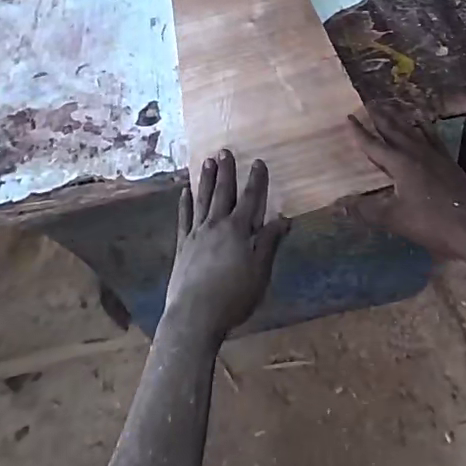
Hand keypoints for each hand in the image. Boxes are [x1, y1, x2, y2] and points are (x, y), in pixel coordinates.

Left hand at [165, 150, 288, 340]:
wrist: (194, 315)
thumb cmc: (233, 296)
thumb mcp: (259, 272)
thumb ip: (269, 243)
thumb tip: (283, 218)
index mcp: (238, 230)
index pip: (250, 199)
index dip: (256, 180)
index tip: (258, 162)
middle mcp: (216, 225)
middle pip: (223, 193)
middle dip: (226, 171)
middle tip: (224, 150)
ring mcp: (196, 233)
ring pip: (202, 200)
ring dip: (206, 180)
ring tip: (207, 162)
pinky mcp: (183, 245)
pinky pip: (184, 217)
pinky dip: (185, 203)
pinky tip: (185, 191)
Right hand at [346, 109, 465, 260]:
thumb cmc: (430, 223)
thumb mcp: (393, 219)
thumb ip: (364, 210)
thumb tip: (337, 205)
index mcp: (399, 163)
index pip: (373, 144)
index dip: (359, 131)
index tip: (349, 116)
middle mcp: (416, 152)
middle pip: (393, 129)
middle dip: (379, 116)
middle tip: (368, 103)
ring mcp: (435, 155)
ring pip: (412, 130)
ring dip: (399, 118)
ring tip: (390, 108)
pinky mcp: (448, 161)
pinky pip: (432, 136)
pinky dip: (423, 127)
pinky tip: (423, 123)